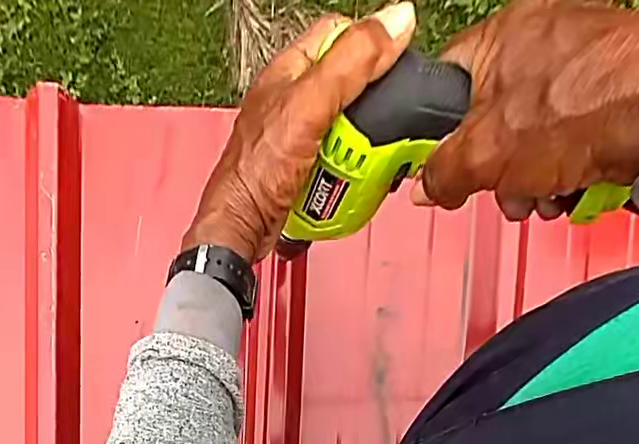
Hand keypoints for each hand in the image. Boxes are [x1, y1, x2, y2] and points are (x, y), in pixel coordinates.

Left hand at [182, 3, 417, 260]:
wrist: (243, 227)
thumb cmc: (255, 171)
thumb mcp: (308, 105)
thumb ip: (350, 62)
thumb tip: (395, 21)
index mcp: (290, 71)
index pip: (340, 35)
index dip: (369, 45)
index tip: (391, 69)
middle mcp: (293, 102)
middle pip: (349, 90)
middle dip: (366, 113)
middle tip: (370, 131)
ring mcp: (299, 140)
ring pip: (347, 132)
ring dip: (359, 150)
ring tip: (356, 162)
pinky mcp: (304, 171)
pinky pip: (338, 165)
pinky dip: (347, 175)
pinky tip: (344, 182)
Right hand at [413, 0, 638, 219]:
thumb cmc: (589, 105)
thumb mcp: (484, 154)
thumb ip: (441, 173)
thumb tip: (425, 186)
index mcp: (501, 36)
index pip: (442, 89)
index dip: (433, 138)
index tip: (432, 170)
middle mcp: (542, 44)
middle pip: (488, 127)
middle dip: (492, 174)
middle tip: (499, 190)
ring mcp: (580, 71)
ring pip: (528, 145)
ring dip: (527, 184)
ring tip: (543, 194)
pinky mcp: (610, 100)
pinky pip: (566, 149)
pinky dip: (563, 177)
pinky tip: (571, 188)